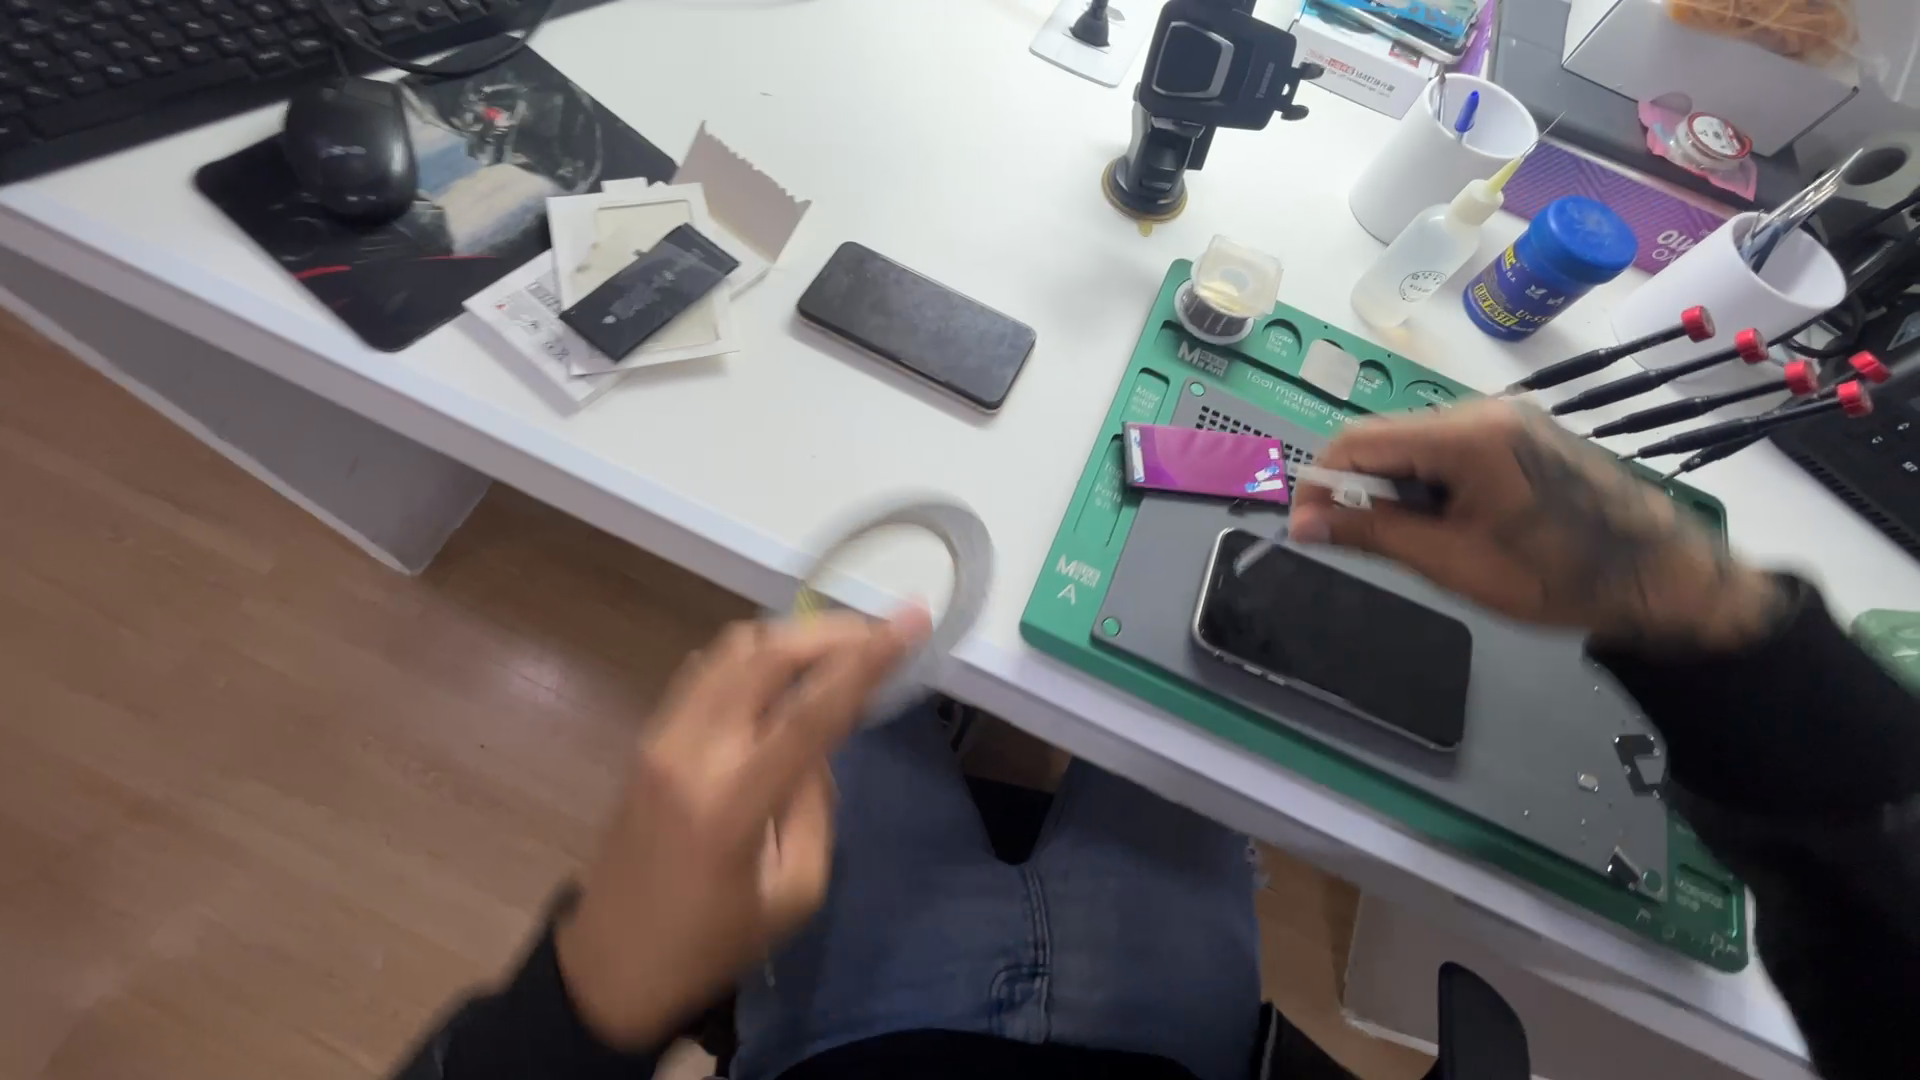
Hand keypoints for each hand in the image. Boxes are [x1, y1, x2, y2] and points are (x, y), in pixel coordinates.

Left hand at [555, 608, 929, 1048]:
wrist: (607, 968)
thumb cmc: (712, 943)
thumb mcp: (795, 891)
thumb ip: (816, 803)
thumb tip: (819, 742)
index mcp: (732, 803)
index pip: (812, 711)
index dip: (868, 660)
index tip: (911, 620)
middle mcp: (692, 751)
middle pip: (768, 655)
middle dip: (832, 632)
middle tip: (878, 632)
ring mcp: (662, 735)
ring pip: (734, 648)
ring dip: (792, 636)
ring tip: (836, 648)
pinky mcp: (649, 734)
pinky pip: (709, 668)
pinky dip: (755, 655)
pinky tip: (782, 673)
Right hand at [1288, 401, 1785, 649]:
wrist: (1665, 581)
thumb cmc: (1557, 578)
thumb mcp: (1449, 561)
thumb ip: (1368, 532)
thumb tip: (1301, 524)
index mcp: (1469, 436)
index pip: (1358, 441)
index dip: (1319, 483)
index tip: (1305, 527)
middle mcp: (1483, 411)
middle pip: (1381, 437)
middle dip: (1353, 486)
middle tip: (1348, 536)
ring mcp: (1503, 418)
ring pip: (1408, 442)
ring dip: (1388, 485)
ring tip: (1406, 534)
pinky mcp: (1516, 432)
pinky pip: (1441, 446)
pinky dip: (1421, 480)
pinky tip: (1439, 517)